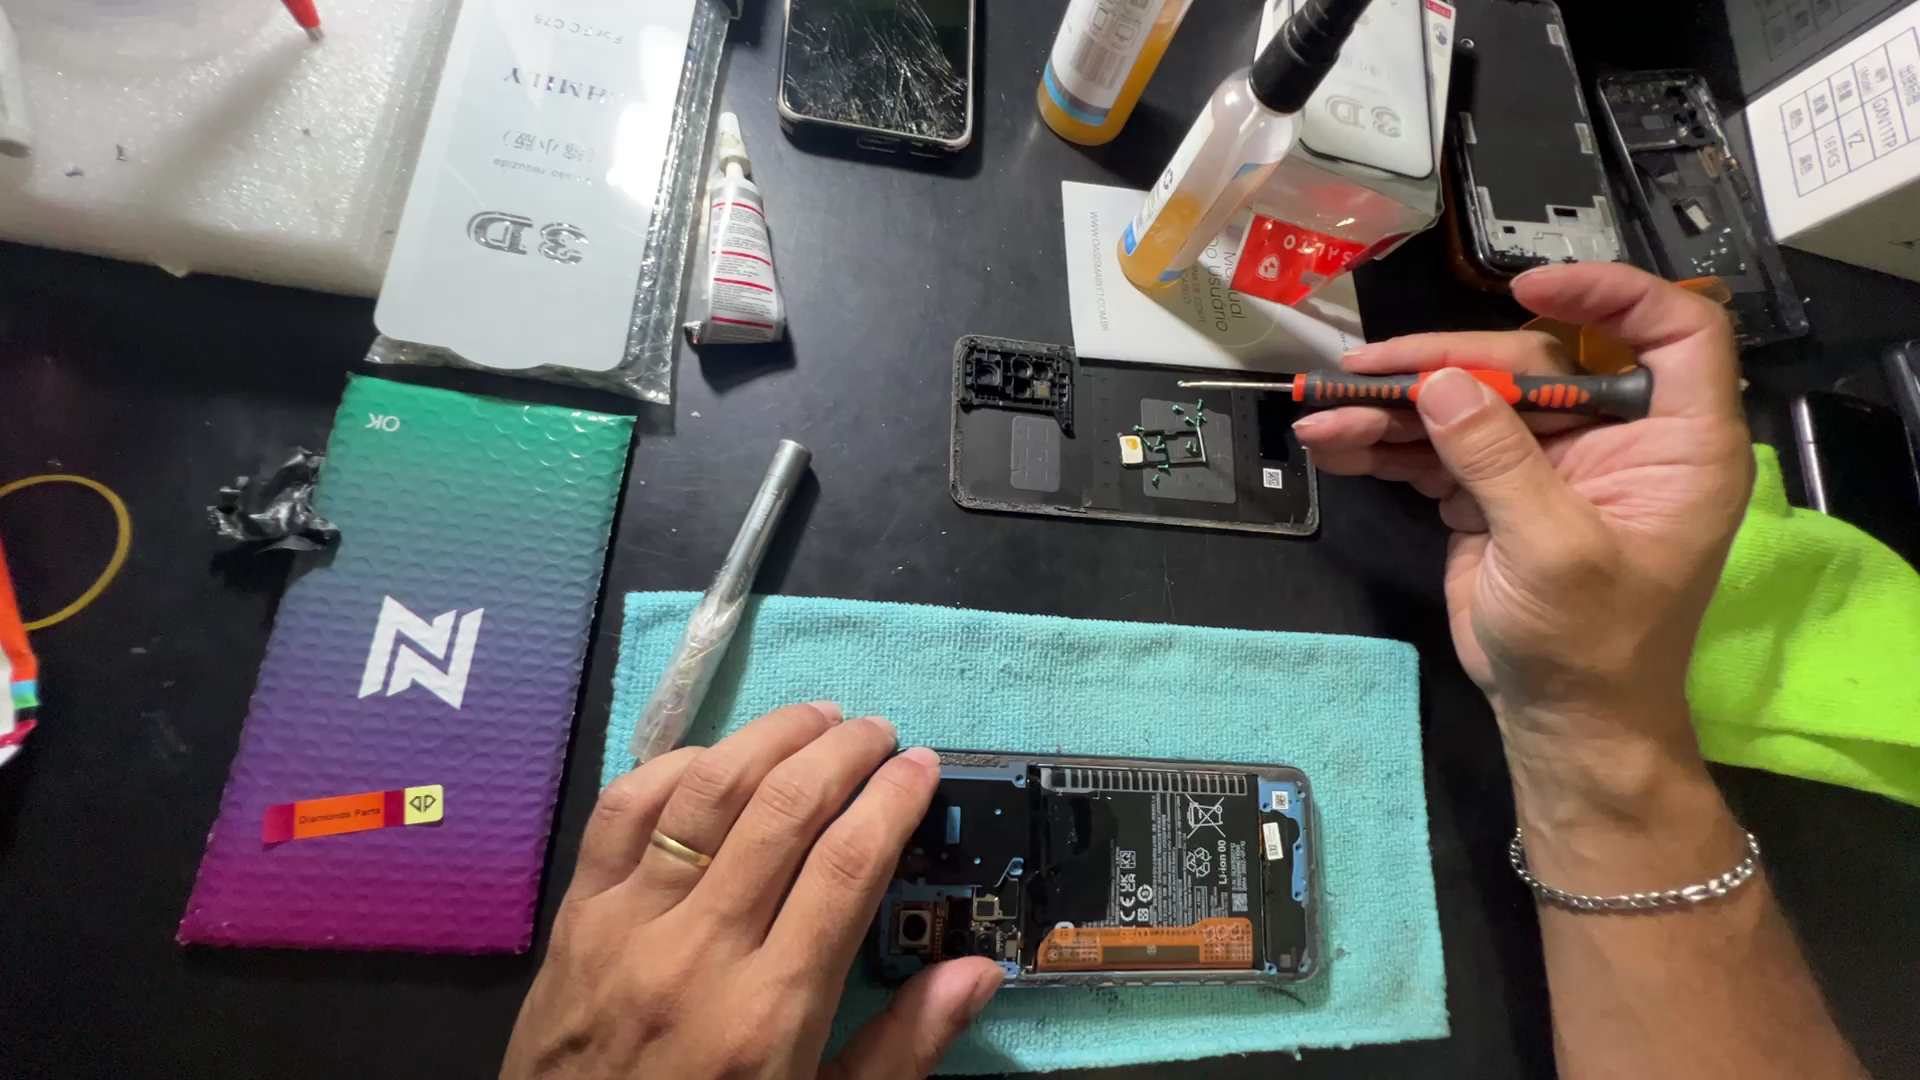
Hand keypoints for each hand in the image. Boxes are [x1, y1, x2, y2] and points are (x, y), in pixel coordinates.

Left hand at [502, 704, 1002, 1079]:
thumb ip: (905, 1047)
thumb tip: (981, 970)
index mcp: (770, 1010)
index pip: (848, 863)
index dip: (893, 797)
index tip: (920, 764)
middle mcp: (698, 951)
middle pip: (784, 806)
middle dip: (844, 750)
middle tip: (877, 732)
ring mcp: (627, 923)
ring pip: (708, 788)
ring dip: (772, 734)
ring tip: (817, 718)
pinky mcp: (577, 911)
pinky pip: (624, 806)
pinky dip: (678, 763)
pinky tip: (722, 755)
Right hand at [1293, 264, 1753, 867]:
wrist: (1554, 710)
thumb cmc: (1590, 640)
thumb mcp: (1555, 549)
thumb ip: (1499, 462)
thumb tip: (1440, 386)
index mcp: (1663, 442)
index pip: (1664, 335)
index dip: (1606, 297)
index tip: (1524, 289)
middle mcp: (1600, 439)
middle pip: (1520, 371)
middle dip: (1433, 369)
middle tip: (1360, 369)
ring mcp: (1530, 467)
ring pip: (1455, 413)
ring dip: (1385, 414)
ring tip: (1320, 416)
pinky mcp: (1479, 495)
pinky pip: (1424, 456)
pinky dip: (1377, 450)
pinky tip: (1330, 446)